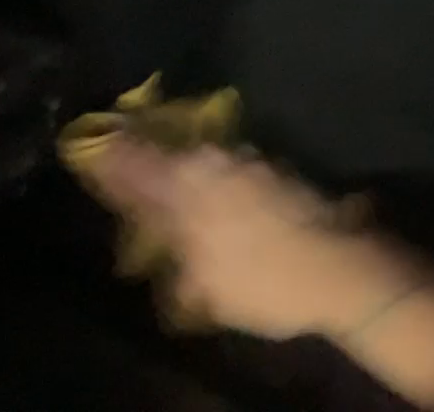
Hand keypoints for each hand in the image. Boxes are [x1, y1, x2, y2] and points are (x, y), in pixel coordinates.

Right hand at [91, 141, 417, 340]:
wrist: (337, 264)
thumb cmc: (263, 282)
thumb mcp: (207, 285)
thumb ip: (180, 261)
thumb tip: (169, 262)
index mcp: (187, 189)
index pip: (138, 168)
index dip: (115, 160)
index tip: (96, 148)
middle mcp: (212, 165)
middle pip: (169, 155)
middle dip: (146, 153)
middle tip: (129, 150)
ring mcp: (247, 161)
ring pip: (202, 159)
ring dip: (186, 166)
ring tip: (176, 175)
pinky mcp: (275, 168)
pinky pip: (231, 167)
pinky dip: (219, 176)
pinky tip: (223, 194)